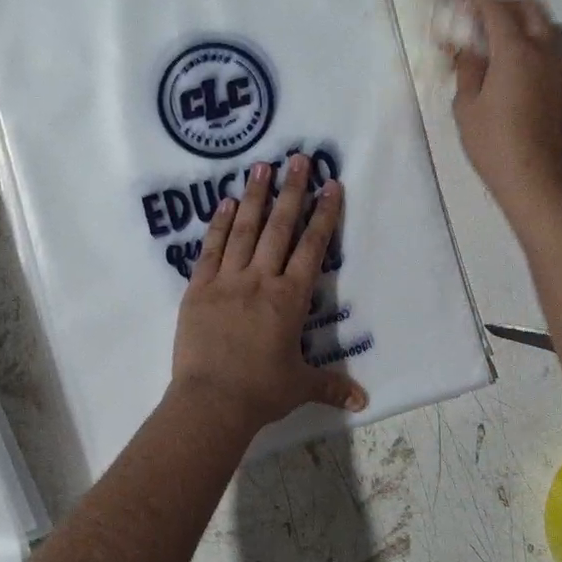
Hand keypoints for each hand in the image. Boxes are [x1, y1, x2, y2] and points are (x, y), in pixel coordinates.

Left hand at [169, 156, 367, 431]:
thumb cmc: (261, 392)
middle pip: (280, 227)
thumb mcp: (300, 386)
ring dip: (254, 197)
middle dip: (292, 191)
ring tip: (260, 168)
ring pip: (244, 230)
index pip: (312, 247)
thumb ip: (331, 386)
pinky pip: (210, 250)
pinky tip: (223, 203)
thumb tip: (363, 402)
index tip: (331, 185)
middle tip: (298, 159)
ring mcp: (227, 281)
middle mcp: (261, 280)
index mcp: (290, 299)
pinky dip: (218, 225)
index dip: (324, 214)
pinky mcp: (198, 289)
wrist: (211, 402)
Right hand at [452, 0, 561, 211]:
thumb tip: (470, 49)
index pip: (496, 10)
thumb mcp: (466, 105)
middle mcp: (542, 52)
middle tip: (482, 16)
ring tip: (494, 40)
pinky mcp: (561, 86)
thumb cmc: (493, 143)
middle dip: (505, 4)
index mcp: (515, 51)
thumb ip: (468, 68)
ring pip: (544, 28)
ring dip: (520, 23)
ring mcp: (557, 68)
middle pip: (530, 8)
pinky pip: (548, 49)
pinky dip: (529, 44)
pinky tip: (509, 65)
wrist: (535, 179)